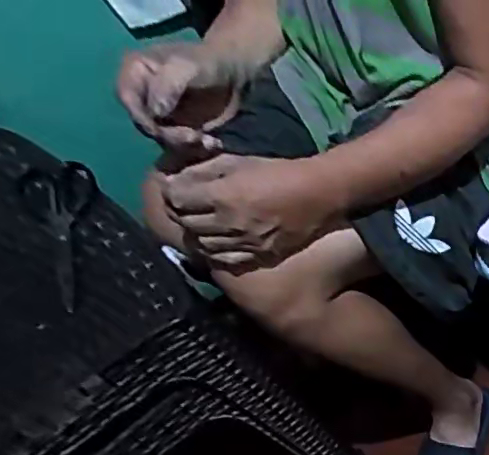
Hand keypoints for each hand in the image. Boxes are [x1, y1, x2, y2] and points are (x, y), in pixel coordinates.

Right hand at [115, 44, 237, 157]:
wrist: (230, 76)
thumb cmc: (205, 64)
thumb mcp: (186, 68)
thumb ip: (167, 87)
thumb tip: (155, 113)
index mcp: (136, 72)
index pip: (126, 98)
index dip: (139, 117)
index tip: (159, 132)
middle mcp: (145, 95)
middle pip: (145, 124)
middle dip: (169, 136)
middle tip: (196, 137)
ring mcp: (163, 114)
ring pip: (164, 139)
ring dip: (186, 145)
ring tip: (209, 140)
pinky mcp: (181, 128)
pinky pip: (184, 146)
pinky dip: (198, 148)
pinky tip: (214, 142)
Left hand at [161, 155, 341, 268]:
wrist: (317, 196)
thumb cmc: (277, 172)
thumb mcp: (237, 161)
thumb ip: (205, 170)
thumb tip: (179, 177)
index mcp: (223, 196)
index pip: (177, 198)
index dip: (171, 191)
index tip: (175, 186)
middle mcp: (231, 224)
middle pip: (188, 223)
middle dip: (181, 213)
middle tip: (187, 205)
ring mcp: (248, 243)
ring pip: (204, 244)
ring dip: (198, 234)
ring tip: (202, 224)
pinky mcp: (262, 255)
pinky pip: (228, 260)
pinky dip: (217, 252)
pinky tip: (219, 242)